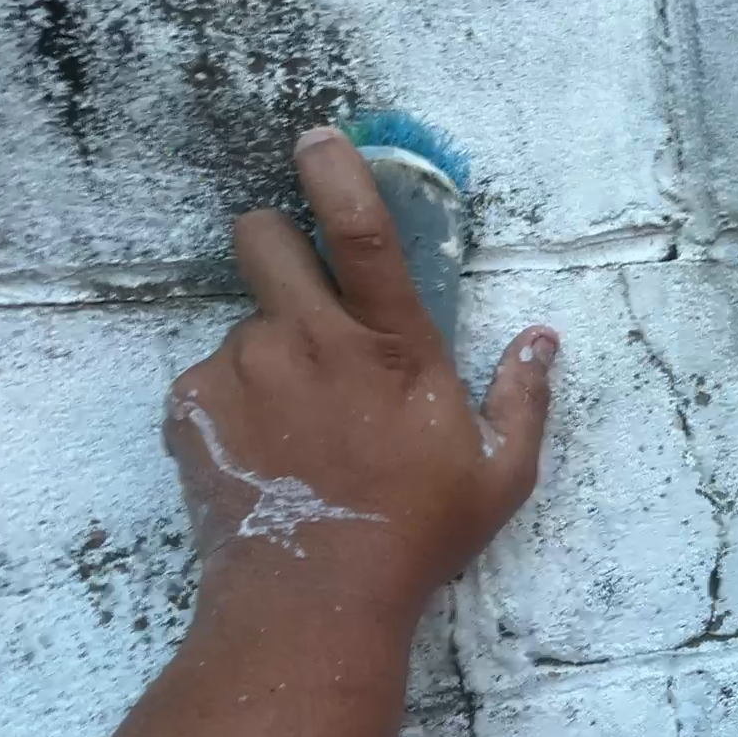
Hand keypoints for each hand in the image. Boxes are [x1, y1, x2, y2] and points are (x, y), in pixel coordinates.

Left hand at [164, 127, 555, 612]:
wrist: (317, 597)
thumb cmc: (423, 530)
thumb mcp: (504, 473)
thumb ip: (526, 397)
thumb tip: (544, 338)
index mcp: (392, 351)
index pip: (361, 236)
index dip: (339, 175)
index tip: (319, 139)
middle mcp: (308, 342)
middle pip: (260, 238)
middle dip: (279, 244)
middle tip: (308, 303)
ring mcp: (241, 372)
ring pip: (245, 320)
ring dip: (275, 346)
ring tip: (304, 418)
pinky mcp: (193, 407)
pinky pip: (215, 373)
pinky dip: (242, 394)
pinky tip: (270, 448)